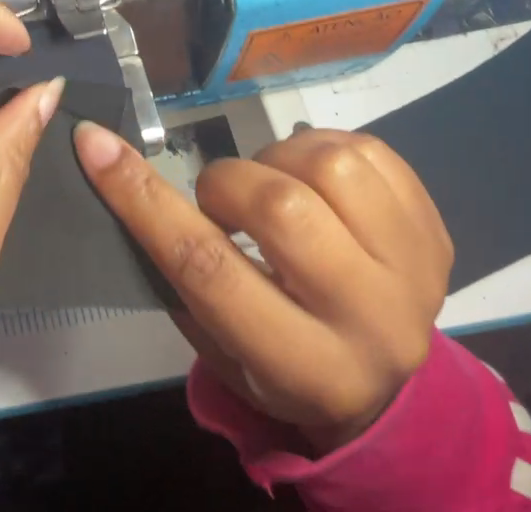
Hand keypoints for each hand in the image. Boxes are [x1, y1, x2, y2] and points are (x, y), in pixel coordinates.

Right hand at [76, 124, 451, 452]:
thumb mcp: (214, 341)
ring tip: (273, 185)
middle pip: (280, 209)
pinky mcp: (436, 233)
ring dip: (277, 160)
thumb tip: (113, 160)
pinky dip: (319, 146)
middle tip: (222, 202)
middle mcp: (369, 320)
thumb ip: (173, 265)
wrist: (385, 387)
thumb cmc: (276, 363)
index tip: (94, 143)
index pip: (206, 267)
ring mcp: (415, 273)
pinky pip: (368, 149)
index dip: (141, 198)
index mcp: (299, 364)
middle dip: (226, 184)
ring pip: (329, 165)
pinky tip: (311, 177)